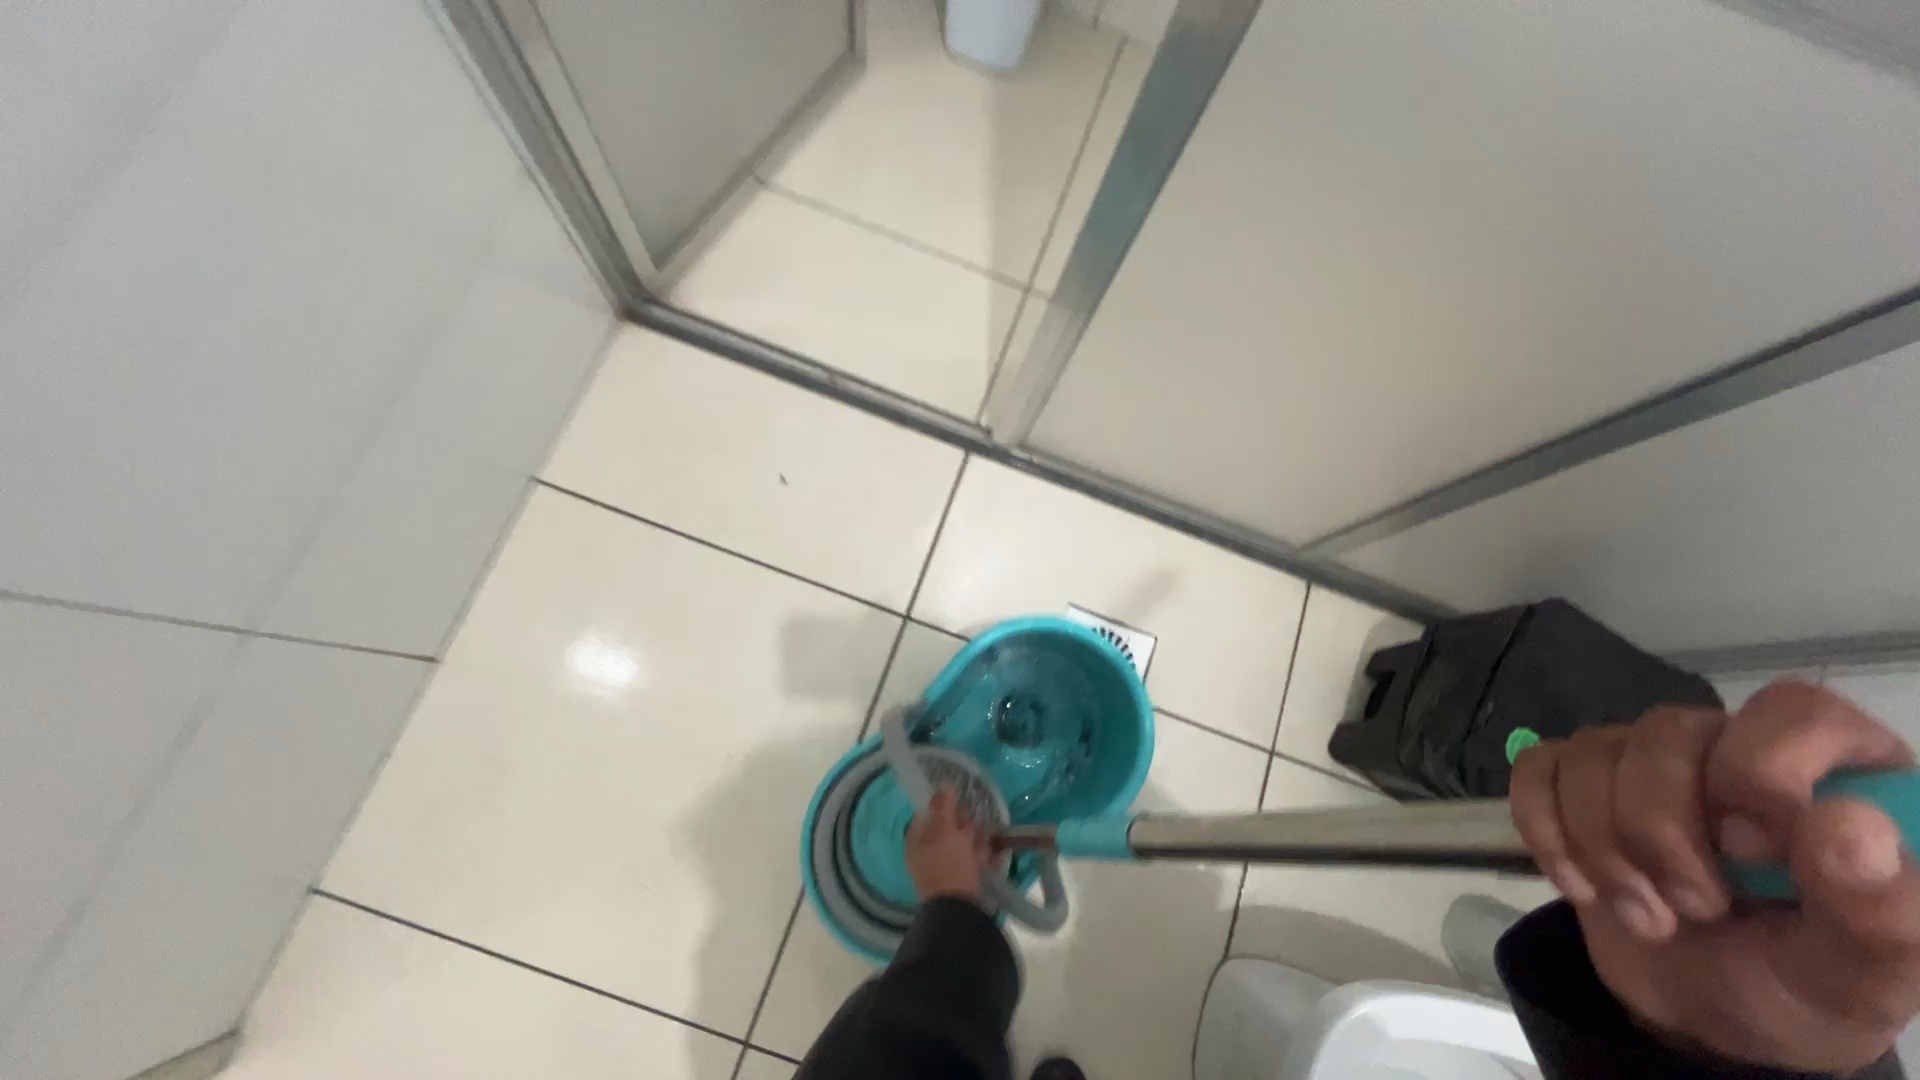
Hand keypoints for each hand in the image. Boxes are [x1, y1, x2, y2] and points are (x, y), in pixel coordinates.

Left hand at [906, 786, 993, 904]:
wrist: (959, 909)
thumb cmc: (947, 864)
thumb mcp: (944, 830)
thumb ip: (943, 806)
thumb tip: (944, 784)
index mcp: (917, 841)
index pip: (928, 814)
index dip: (944, 805)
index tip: (959, 801)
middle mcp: (928, 853)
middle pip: (947, 828)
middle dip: (963, 822)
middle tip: (974, 820)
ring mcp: (946, 867)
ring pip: (962, 843)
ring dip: (975, 838)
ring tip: (985, 837)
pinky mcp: (963, 879)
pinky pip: (973, 859)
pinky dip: (982, 854)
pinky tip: (991, 852)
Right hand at [1511, 679, 1919, 1072]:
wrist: (1704, 1010)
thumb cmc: (1802, 986)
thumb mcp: (1864, 974)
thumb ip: (1880, 908)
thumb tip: (1849, 823)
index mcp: (1831, 771)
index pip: (1791, 711)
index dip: (1760, 771)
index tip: (1754, 854)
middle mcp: (1726, 744)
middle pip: (1664, 734)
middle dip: (1661, 832)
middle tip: (1695, 907)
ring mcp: (1637, 758)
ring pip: (1590, 754)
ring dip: (1603, 849)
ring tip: (1645, 916)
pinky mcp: (1569, 779)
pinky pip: (1533, 770)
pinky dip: (1546, 833)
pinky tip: (1580, 885)